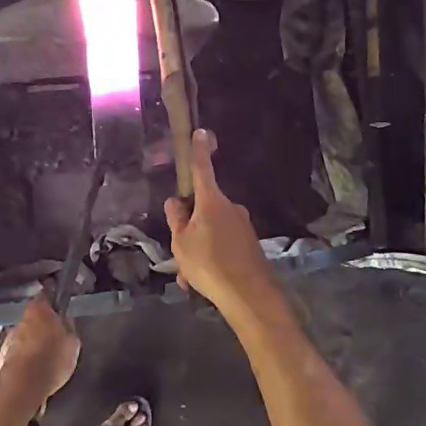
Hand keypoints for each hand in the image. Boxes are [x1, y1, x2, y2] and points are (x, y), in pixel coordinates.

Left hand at [0, 291, 80, 402]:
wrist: (22, 386)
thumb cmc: (52, 359)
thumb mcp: (73, 342)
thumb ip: (68, 328)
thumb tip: (64, 321)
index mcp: (39, 310)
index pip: (45, 295)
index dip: (52, 298)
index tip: (58, 302)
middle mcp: (20, 319)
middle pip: (32, 316)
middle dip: (40, 321)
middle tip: (52, 330)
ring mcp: (5, 337)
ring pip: (21, 332)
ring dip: (29, 338)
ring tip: (40, 350)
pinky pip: (9, 349)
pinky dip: (17, 352)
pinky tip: (24, 360)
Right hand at [164, 129, 274, 305]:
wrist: (248, 293)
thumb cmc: (208, 263)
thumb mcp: (181, 242)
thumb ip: (177, 219)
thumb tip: (176, 201)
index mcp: (212, 202)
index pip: (202, 170)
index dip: (198, 151)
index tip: (201, 132)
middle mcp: (231, 208)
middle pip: (203, 209)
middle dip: (189, 228)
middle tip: (180, 254)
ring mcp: (243, 226)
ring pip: (211, 233)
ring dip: (198, 251)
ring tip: (190, 277)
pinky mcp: (250, 243)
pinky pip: (223, 246)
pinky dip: (211, 260)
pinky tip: (203, 283)